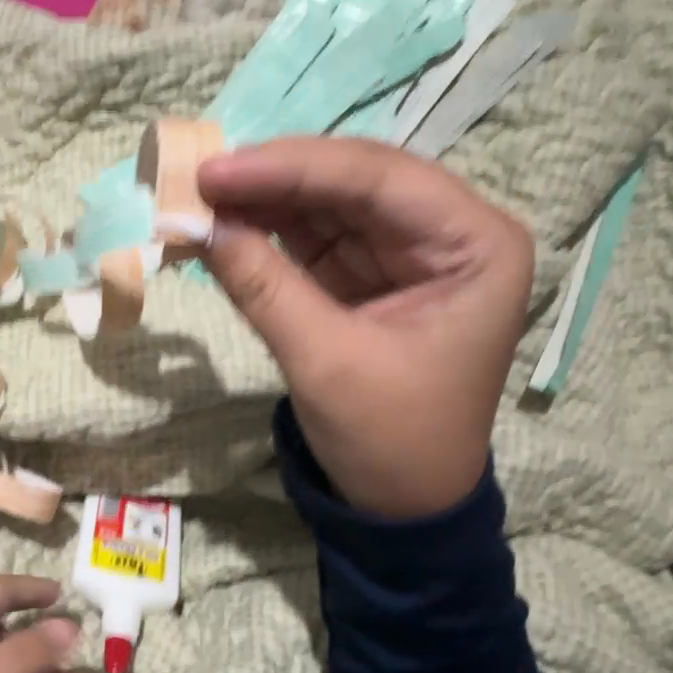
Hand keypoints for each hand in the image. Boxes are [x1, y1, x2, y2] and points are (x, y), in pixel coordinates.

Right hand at [199, 138, 533, 517]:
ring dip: (262, 200)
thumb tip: (197, 225)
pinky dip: (264, 231)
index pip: (379, 179)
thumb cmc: (388, 439)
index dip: (291, 168)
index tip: (216, 170)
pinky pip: (311, 238)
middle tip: (198, 177)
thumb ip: (263, 285)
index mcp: (475, 245)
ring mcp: (404, 252)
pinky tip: (220, 223)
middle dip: (273, 178)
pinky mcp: (365, 276)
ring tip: (197, 197)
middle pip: (352, 182)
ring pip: (327, 204)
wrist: (402, 504)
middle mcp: (448, 233)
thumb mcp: (324, 361)